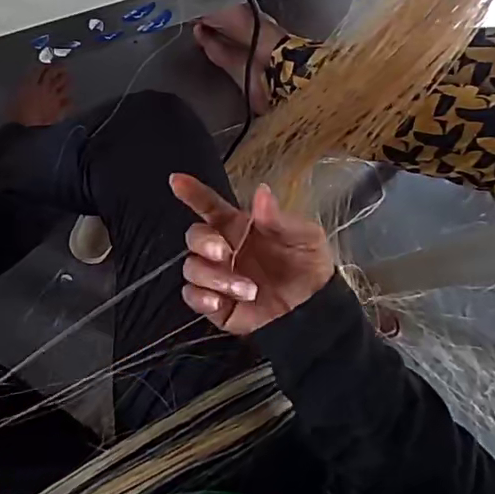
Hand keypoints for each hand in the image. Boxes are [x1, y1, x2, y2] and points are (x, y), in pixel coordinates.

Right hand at [169, 173, 334, 335]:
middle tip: (223, 253)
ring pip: (191, 268)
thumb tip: (262, 192)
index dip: (192, 192)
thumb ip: (278, 218)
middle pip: (193, 236)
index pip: (208, 205)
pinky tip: (221, 302)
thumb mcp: (304, 237)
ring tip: (247, 290)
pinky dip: (202, 298)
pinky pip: (191, 296)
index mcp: (237, 227)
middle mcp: (221, 249)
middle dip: (203, 242)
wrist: (317, 312)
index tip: (177, 181)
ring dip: (214, 277)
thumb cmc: (308, 267)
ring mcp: (215, 276)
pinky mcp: (214, 303)